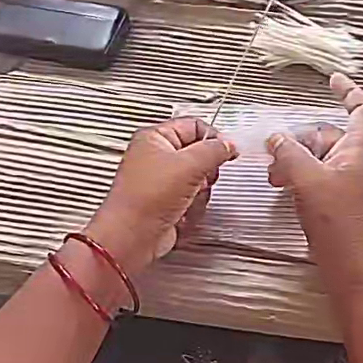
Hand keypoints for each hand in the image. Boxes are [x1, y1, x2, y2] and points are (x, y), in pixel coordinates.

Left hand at [86, 117, 238, 275]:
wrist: (133, 236)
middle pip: (200, 154)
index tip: (226, 151)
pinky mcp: (167, 200)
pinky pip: (193, 197)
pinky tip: (183, 211)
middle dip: (206, 170)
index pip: (195, 126)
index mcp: (155, 137)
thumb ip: (214, 149)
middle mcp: (157, 156)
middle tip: (201, 177)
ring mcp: (162, 180)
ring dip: (200, 191)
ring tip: (188, 196)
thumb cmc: (147, 198)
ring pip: (200, 178)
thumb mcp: (189, 165)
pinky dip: (193, 205)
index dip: (214, 138)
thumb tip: (228, 144)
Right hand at [266, 73, 362, 294]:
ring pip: (318, 156)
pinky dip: (298, 175)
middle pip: (328, 135)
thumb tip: (276, 138)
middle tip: (275, 151)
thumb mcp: (308, 179)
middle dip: (300, 139)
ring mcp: (347, 180)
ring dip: (294, 159)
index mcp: (360, 150)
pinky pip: (316, 175)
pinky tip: (281, 186)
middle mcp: (357, 161)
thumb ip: (289, 154)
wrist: (348, 262)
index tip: (333, 79)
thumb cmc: (337, 220)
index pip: (361, 110)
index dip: (349, 91)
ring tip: (274, 174)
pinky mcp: (337, 197)